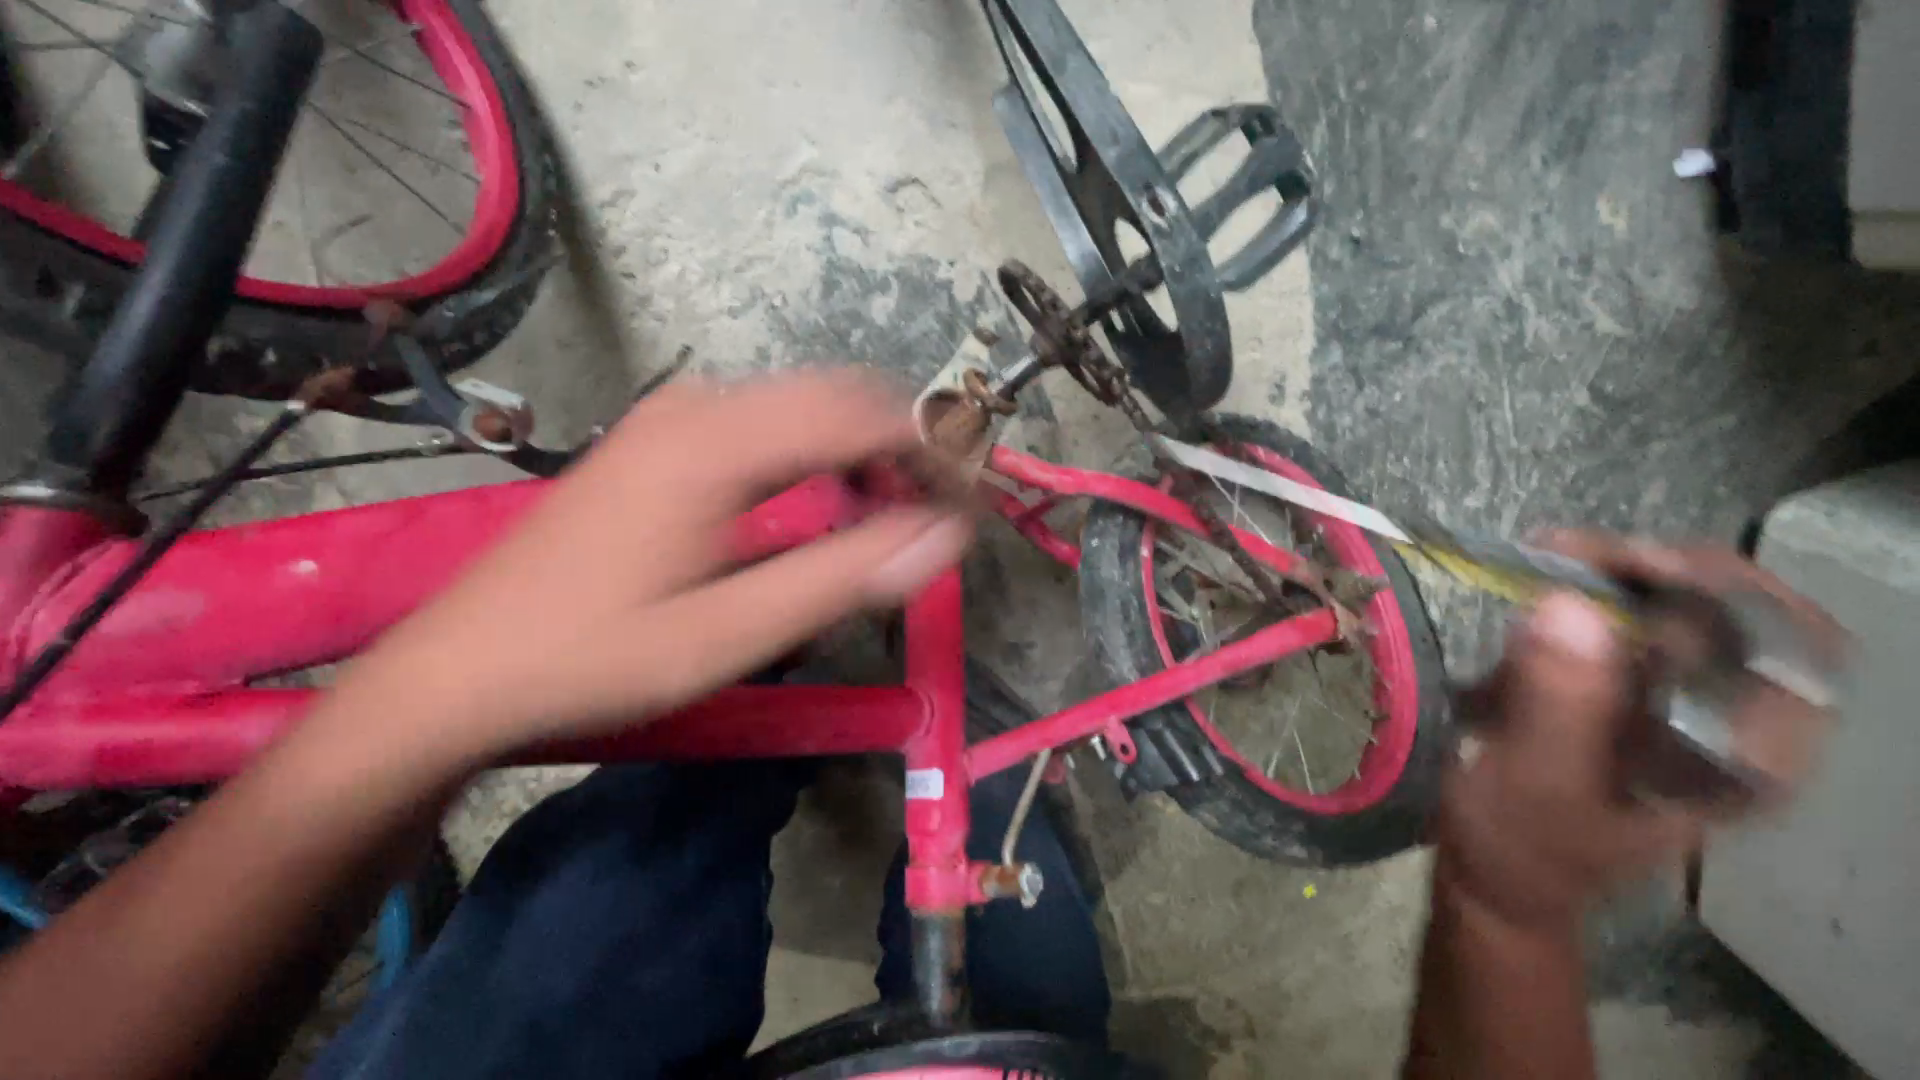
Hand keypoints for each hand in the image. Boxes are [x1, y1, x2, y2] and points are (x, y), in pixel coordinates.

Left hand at [320, 371, 972, 762]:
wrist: (464, 668)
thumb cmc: (596, 656)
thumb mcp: (728, 633)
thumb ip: (842, 578)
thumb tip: (945, 538)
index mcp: (717, 442)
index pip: (862, 412)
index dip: (934, 450)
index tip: (973, 505)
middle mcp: (699, 406)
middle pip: (838, 396)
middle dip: (906, 447)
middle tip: (940, 519)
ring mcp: (675, 417)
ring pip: (805, 406)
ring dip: (863, 453)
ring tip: (890, 522)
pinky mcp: (663, 440)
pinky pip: (768, 424)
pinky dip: (818, 457)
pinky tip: (822, 510)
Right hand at [1433, 533, 1844, 932]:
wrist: (1498, 880)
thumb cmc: (1521, 848)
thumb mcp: (1533, 786)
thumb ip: (1558, 706)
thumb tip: (1567, 606)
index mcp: (1744, 759)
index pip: (1791, 648)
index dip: (1724, 591)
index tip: (1633, 566)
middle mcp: (1733, 725)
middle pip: (1738, 611)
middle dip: (1657, 569)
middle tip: (1565, 552)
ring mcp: (1684, 705)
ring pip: (1687, 606)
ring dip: (1621, 574)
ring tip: (1548, 559)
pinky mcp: (1634, 692)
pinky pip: (1637, 619)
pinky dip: (1595, 592)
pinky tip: (1545, 593)